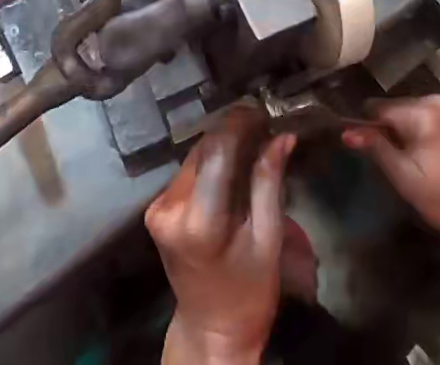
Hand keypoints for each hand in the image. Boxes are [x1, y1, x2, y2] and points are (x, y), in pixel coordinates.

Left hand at [146, 108, 296, 364]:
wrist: (211, 327)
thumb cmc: (249, 290)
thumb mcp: (269, 238)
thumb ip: (269, 182)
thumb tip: (282, 135)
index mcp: (199, 220)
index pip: (217, 151)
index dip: (241, 124)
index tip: (265, 112)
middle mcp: (170, 208)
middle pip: (205, 148)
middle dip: (236, 130)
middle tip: (267, 125)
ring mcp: (159, 207)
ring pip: (197, 154)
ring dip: (225, 142)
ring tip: (256, 139)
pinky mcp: (157, 207)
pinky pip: (191, 169)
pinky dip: (214, 159)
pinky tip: (236, 161)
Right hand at [342, 95, 439, 246]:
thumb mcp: (402, 174)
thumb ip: (375, 146)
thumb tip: (345, 132)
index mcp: (425, 111)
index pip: (380, 108)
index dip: (367, 127)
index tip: (362, 146)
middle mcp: (438, 100)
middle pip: (395, 107)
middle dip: (387, 129)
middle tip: (389, 159)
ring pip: (408, 111)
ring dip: (401, 130)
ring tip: (404, 159)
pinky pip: (424, 116)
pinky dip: (416, 130)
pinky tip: (421, 155)